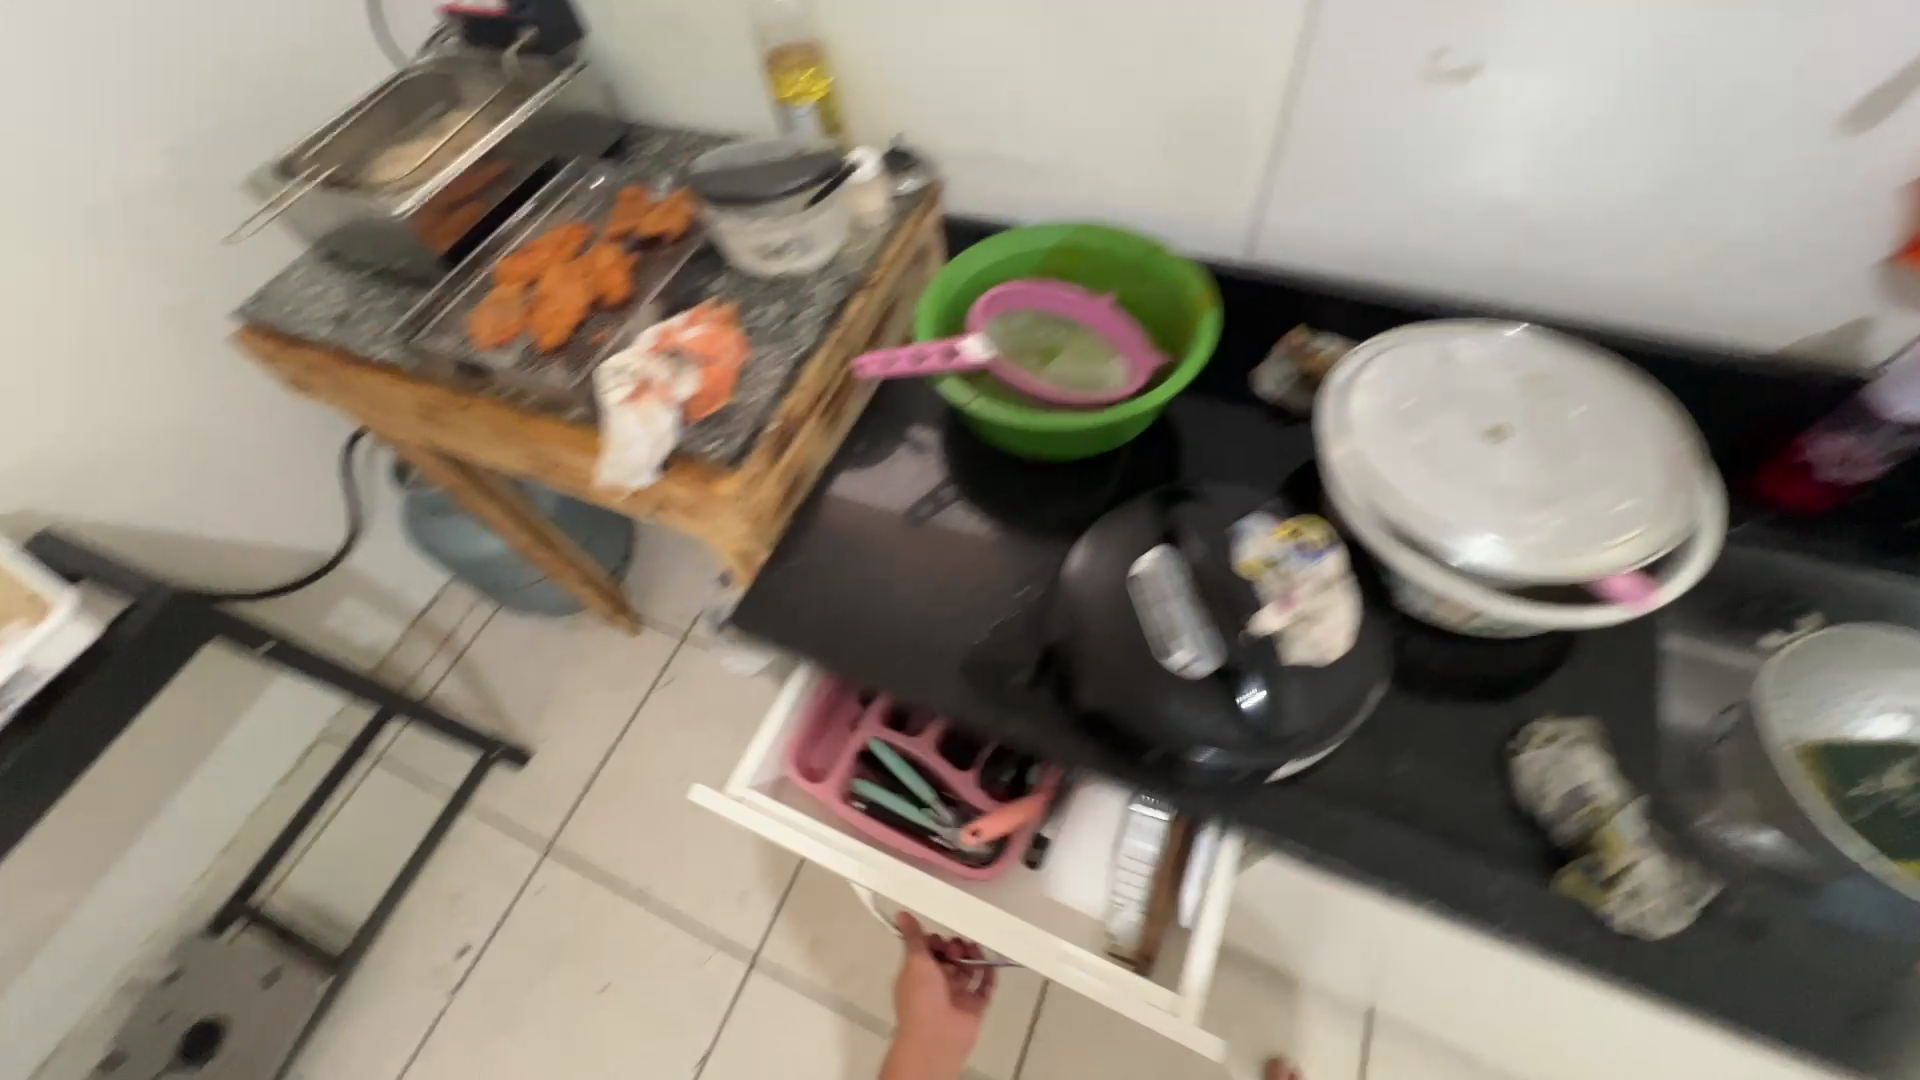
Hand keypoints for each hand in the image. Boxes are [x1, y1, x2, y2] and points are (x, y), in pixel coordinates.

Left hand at [885, 912, 994, 1079]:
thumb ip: (913, 936)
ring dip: (972, 956)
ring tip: (974, 950)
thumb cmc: (920, 996)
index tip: (939, 938)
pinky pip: (985, 986)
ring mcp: (957, 996)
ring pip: (968, 970)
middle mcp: (937, 984)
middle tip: (957, 947)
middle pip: (950, 958)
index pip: (929, 951)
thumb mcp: (914, 959)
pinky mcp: (974, 1006)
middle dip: (955, 947)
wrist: (936, 1037)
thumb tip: (900, 913)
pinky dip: (989, 973)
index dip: (935, 942)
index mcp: (918, 974)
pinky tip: (991, 960)